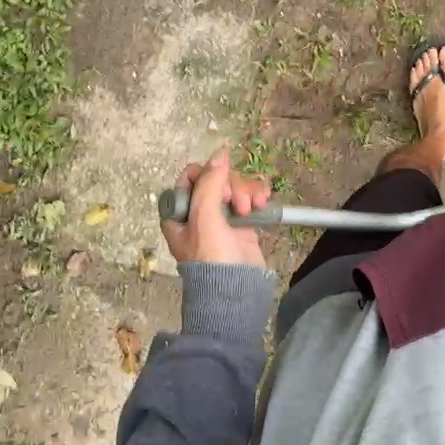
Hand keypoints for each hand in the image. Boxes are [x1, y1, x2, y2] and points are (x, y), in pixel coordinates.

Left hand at [160, 146, 272, 267]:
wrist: (235, 291)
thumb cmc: (212, 256)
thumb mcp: (204, 218)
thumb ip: (210, 184)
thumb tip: (220, 153)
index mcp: (179, 211)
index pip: (191, 176)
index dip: (208, 177)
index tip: (221, 191)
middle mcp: (198, 212)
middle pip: (217, 179)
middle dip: (233, 186)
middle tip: (240, 204)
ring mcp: (221, 217)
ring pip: (235, 187)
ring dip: (247, 191)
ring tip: (256, 205)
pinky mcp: (241, 223)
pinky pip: (249, 198)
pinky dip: (257, 196)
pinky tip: (264, 201)